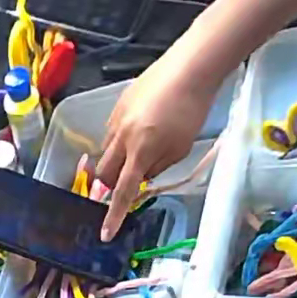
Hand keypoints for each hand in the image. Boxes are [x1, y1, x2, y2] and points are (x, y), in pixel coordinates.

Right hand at [97, 46, 224, 240]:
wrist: (192, 64)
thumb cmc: (192, 109)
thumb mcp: (180, 148)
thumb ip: (157, 167)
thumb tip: (141, 177)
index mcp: (140, 151)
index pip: (123, 192)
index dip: (114, 215)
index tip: (105, 234)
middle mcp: (122, 137)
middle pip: (104, 175)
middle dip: (110, 186)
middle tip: (126, 184)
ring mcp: (117, 119)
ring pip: (105, 153)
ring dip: (114, 163)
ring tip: (136, 155)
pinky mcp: (118, 104)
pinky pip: (110, 133)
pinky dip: (118, 142)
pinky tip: (137, 133)